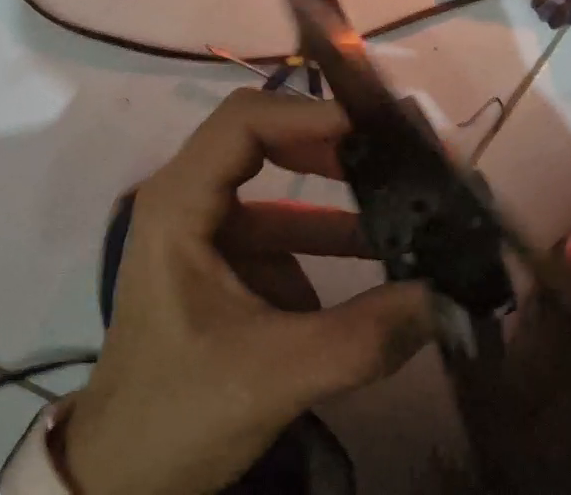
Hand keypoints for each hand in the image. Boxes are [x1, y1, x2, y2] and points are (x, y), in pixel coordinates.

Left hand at [60, 90, 437, 494]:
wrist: (122, 475)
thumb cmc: (177, 411)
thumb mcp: (274, 374)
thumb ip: (365, 336)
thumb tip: (449, 298)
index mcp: (179, 205)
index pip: (245, 122)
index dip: (310, 113)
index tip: (374, 128)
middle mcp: (189, 202)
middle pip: (266, 142)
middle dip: (336, 148)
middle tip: (402, 155)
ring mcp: (207, 233)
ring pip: (283, 189)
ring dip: (342, 197)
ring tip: (411, 203)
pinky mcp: (227, 266)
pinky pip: (287, 234)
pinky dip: (331, 239)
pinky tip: (383, 258)